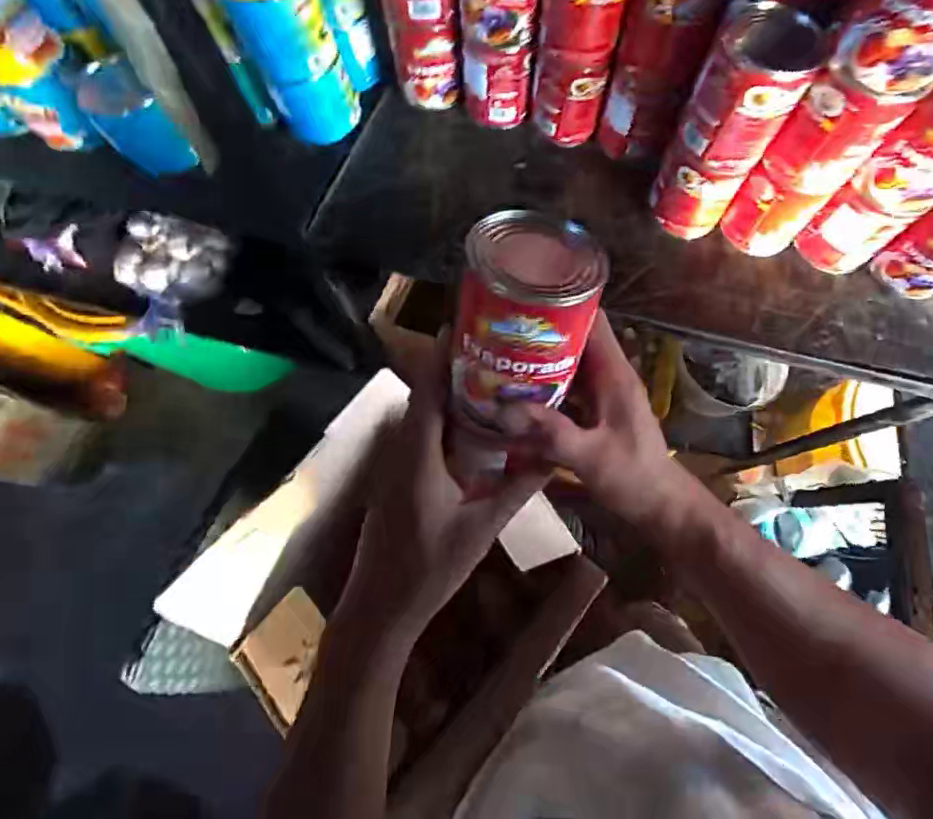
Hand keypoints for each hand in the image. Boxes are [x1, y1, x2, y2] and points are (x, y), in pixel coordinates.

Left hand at [340, 338, 550, 637]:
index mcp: (418, 453)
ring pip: (422, 416)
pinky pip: (420, 435)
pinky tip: (472, 428)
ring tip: (491, 380)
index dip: (441, 355)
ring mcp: (394, 464)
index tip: (467, 327)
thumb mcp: (481, 528)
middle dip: (454, 370)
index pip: (426, 388)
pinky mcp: (397, 477)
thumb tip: (552, 455)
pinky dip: (444, 421)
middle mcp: (401, 449)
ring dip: (449, 395)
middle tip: (496, 352)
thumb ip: (517, 489)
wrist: (380, 606)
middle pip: (425, 395)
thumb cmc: (429, 567)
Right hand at [497, 313, 711, 541]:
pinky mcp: (596, 412)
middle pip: (576, 340)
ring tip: (500, 356)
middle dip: (542, 333)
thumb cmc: (633, 477)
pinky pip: (569, 388)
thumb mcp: (591, 456)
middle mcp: (609, 376)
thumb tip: (506, 408)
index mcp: (614, 375)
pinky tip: (516, 393)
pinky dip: (546, 387)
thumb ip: (551, 432)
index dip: (565, 304)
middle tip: (500, 331)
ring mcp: (603, 394)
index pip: (594, 321)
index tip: (528, 299)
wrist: (661, 506)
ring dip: (540, 361)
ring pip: (570, 364)